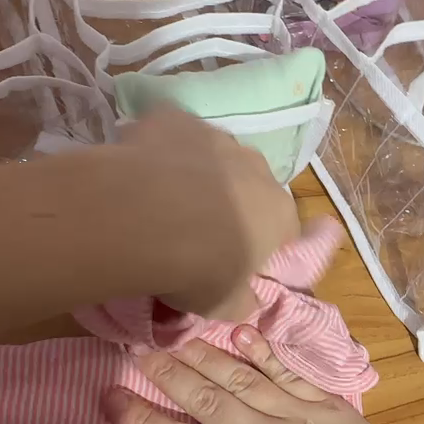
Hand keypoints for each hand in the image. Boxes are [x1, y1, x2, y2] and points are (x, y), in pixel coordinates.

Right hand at [100, 327, 423, 423]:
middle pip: (209, 402)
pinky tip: (240, 336)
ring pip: (244, 381)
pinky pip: (289, 374)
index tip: (112, 398)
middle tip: (136, 351)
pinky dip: (263, 354)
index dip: (145, 422)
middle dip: (168, 376)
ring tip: (174, 339)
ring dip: (206, 359)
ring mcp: (302, 417)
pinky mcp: (329, 404)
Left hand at [116, 110, 299, 320]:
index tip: (238, 263)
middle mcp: (256, 167)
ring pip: (214, 157)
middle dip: (233, 205)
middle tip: (199, 235)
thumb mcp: (225, 305)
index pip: (284, 230)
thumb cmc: (196, 269)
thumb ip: (243, 301)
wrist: (139, 218)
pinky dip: (162, 151)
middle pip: (251, 187)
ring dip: (198, 176)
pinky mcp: (174, 118)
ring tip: (164, 204)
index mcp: (278, 212)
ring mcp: (215, 137)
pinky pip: (173, 135)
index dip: (263, 247)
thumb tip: (245, 301)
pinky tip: (141, 174)